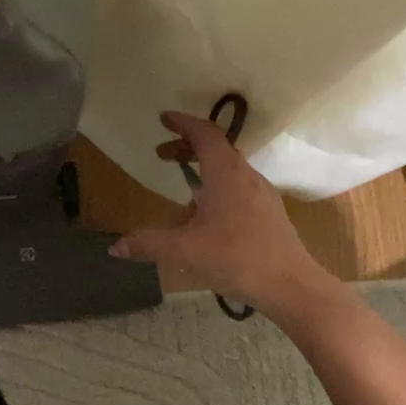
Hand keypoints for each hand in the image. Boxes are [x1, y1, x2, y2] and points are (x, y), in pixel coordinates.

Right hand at [111, 111, 345, 322]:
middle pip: (217, 149)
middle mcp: (246, 176)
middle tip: (162, 155)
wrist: (290, 285)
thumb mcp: (184, 251)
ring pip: (229, 170)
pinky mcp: (269, 212)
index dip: (183, 123)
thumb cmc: (236, 259)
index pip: (204, 134)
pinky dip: (217, 189)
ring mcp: (261, 193)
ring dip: (203, 171)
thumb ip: (148, 244)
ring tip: (181, 194)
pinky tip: (206, 219)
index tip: (163, 118)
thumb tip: (115, 247)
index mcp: (226, 174)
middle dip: (188, 147)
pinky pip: (238, 189)